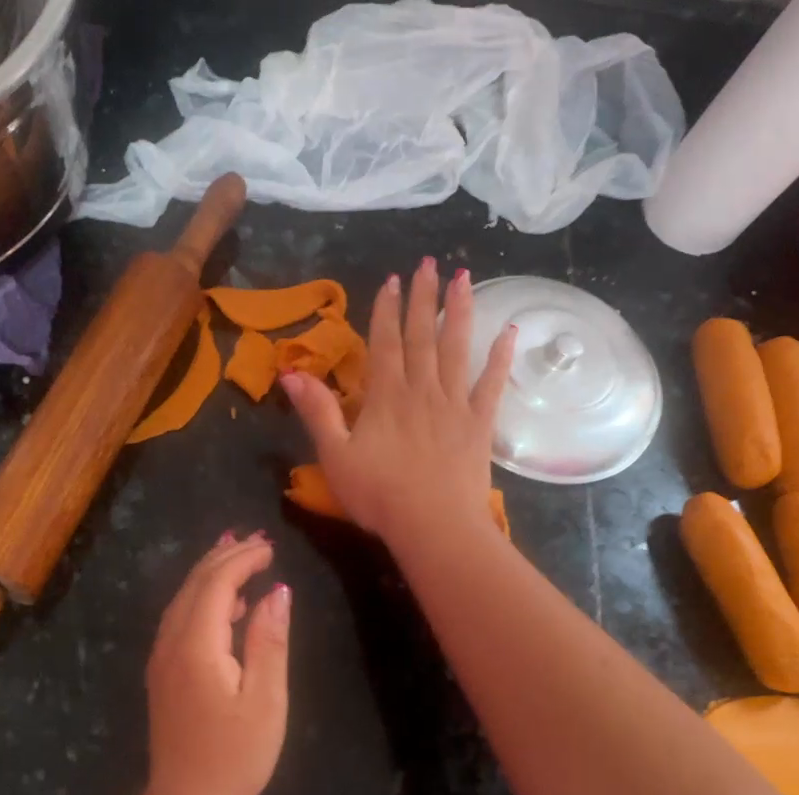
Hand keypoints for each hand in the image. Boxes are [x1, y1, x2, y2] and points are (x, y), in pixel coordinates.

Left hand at [144, 532, 289, 794]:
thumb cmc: (236, 757)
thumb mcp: (266, 700)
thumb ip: (269, 641)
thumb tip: (276, 592)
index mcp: (196, 646)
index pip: (215, 583)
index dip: (242, 559)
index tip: (271, 546)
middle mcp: (171, 643)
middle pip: (194, 584)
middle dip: (224, 557)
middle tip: (257, 540)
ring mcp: (161, 659)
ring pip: (182, 600)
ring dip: (210, 574)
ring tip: (240, 556)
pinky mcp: (163, 674)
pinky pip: (179, 620)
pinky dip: (202, 599)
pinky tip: (225, 606)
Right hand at [281, 258, 512, 546]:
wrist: (434, 525)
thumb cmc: (378, 495)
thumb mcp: (334, 456)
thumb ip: (318, 412)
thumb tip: (291, 373)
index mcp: (385, 397)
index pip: (385, 343)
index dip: (387, 310)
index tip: (393, 280)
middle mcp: (422, 390)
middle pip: (422, 337)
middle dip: (423, 299)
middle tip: (430, 264)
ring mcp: (454, 405)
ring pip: (457, 349)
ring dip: (460, 312)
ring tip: (464, 278)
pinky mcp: (479, 424)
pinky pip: (491, 384)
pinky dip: (499, 358)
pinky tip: (507, 332)